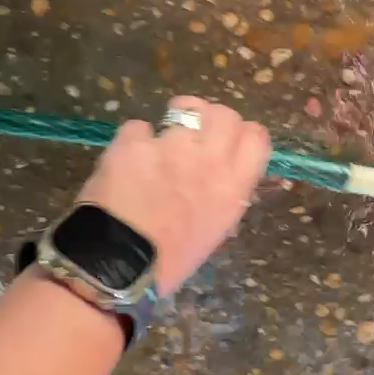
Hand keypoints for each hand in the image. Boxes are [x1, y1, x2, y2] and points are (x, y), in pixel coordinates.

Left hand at [77, 96, 270, 295]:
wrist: (117, 267)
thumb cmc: (169, 260)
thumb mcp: (213, 230)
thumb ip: (223, 194)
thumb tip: (221, 176)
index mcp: (232, 186)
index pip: (256, 136)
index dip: (241, 135)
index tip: (227, 142)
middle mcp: (209, 159)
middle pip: (225, 113)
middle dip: (210, 119)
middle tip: (193, 136)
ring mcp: (171, 147)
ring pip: (185, 107)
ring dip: (173, 122)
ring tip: (158, 143)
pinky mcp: (134, 143)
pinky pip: (138, 127)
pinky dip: (134, 141)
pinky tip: (125, 162)